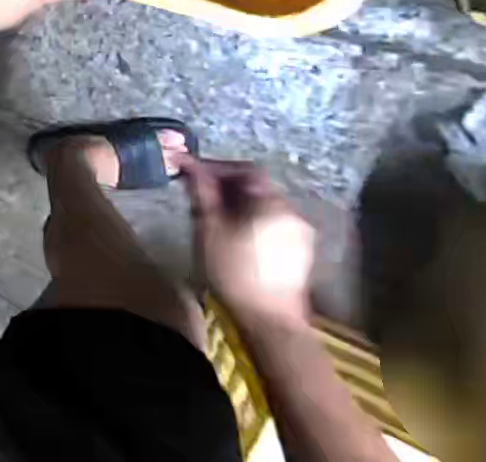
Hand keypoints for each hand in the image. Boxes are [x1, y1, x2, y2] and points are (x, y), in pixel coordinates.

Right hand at [181, 157, 314, 330]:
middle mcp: (291, 214)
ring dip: (235, 200)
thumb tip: (187, 162)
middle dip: (223, 183)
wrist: (269, 323)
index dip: (216, 166)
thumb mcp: (209, 225)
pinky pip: (269, 221)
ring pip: (262, 204)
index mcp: (273, 204)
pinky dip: (248, 216)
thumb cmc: (233, 270)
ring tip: (209, 210)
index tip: (191, 172)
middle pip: (256, 186)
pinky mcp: (298, 252)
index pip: (245, 169)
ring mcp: (298, 234)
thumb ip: (201, 190)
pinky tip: (229, 230)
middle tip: (195, 190)